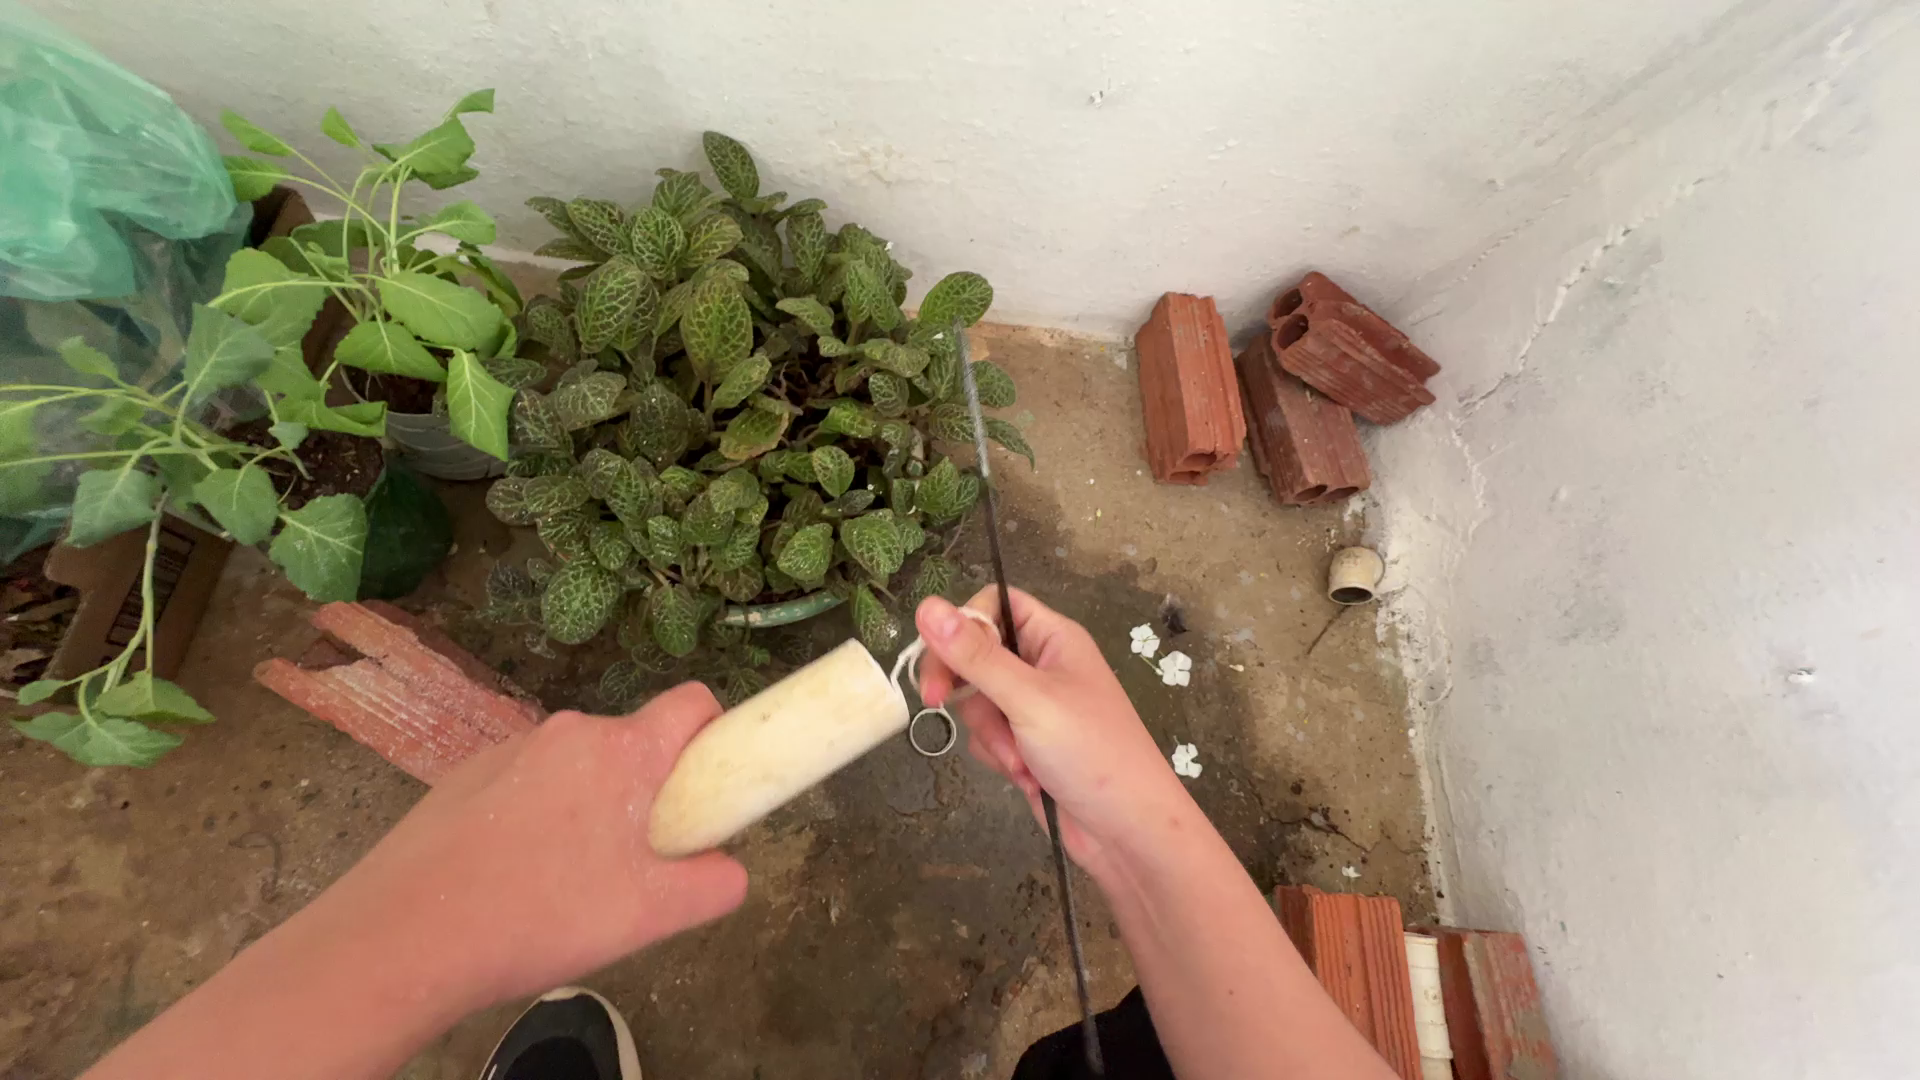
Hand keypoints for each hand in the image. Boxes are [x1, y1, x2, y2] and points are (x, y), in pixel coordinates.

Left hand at [310, 683, 748, 1011]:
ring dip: (593, 801)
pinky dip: (538, 810)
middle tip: (632, 856)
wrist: (391, 944)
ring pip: (583, 762)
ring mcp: (513, 747)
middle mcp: (573, 730)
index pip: (693, 702)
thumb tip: (731, 870)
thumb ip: (715, 886)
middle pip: (638, 741)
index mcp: (625, 750)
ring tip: (564, 874)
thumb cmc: (539, 916)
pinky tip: (509, 870)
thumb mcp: (650, 916)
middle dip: (648, 788)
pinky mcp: (466, 772)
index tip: (702, 786)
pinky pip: (530, 778)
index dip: (712, 733)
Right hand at [914, 588, 1189, 877]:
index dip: (963, 624)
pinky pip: (988, 733)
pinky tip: (1025, 776)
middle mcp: (1042, 664)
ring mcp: (1033, 706)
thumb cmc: (1090, 752)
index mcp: (1052, 637)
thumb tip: (926, 605)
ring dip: (989, 732)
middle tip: (936, 702)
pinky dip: (998, 754)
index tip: (938, 655)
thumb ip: (975, 656)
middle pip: (976, 653)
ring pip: (977, 699)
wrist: (1127, 833)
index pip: (995, 604)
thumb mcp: (1028, 699)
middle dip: (965, 686)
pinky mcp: (1026, 742)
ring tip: (1020, 758)